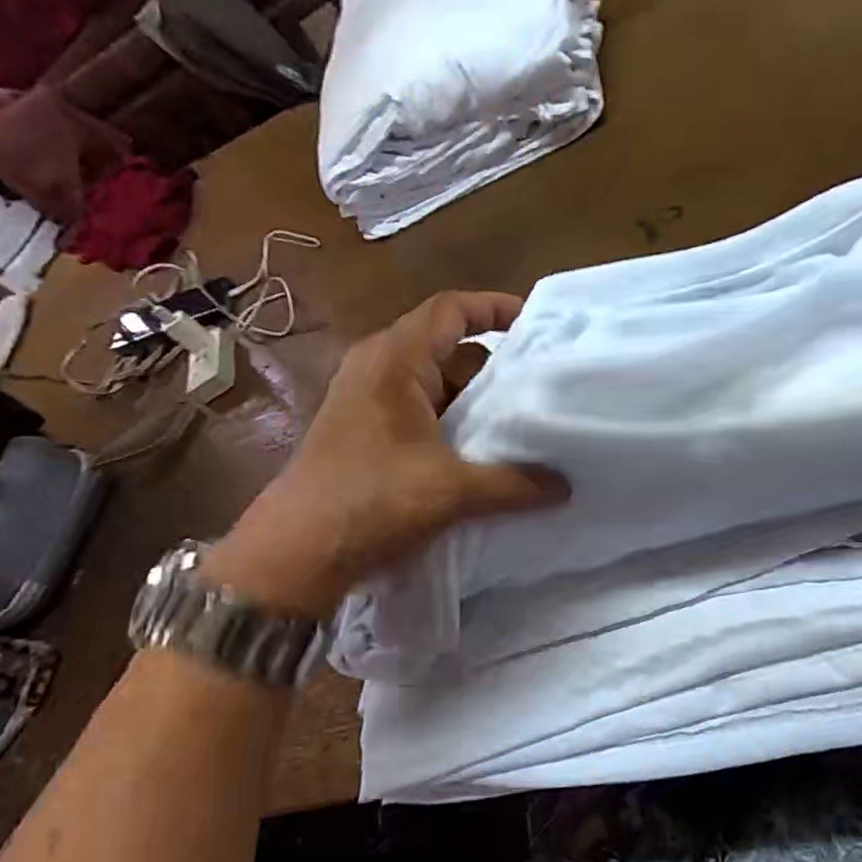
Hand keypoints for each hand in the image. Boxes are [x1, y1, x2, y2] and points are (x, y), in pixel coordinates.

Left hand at [203, 291, 567, 616]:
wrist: (295, 554)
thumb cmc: (369, 501)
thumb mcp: (451, 490)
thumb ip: (514, 483)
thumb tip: (565, 486)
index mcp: (394, 361)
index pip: (450, 310)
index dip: (495, 308)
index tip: (538, 325)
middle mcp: (380, 370)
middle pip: (450, 349)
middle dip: (498, 366)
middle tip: (545, 385)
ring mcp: (371, 402)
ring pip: (439, 385)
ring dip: (479, 401)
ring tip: (526, 422)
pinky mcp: (370, 433)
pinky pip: (426, 413)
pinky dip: (459, 424)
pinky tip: (489, 453)